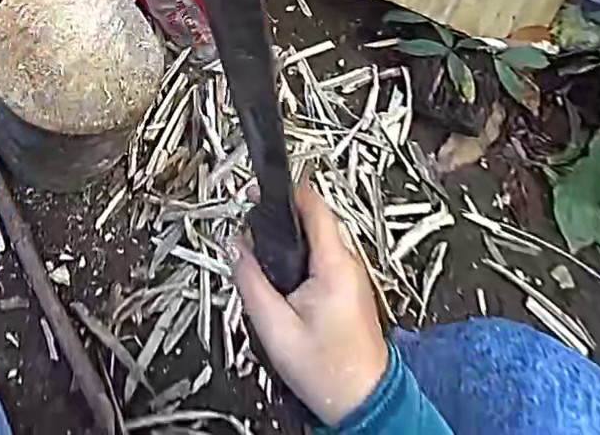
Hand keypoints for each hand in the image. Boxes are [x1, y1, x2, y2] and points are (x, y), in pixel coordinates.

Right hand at [232, 181, 387, 425]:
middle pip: (312, 218)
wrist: (365, 408)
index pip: (312, 204)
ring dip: (290, 235)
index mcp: (333, 265)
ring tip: (263, 248)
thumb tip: (234, 247)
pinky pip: (322, 255)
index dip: (282, 191)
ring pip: (317, 237)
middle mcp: (348, 264)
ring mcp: (352, 276)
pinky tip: (283, 271)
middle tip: (252, 225)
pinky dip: (300, 252)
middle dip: (280, 216)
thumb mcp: (275, 327)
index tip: (257, 193)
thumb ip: (250, 280)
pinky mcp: (349, 288)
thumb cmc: (329, 373)